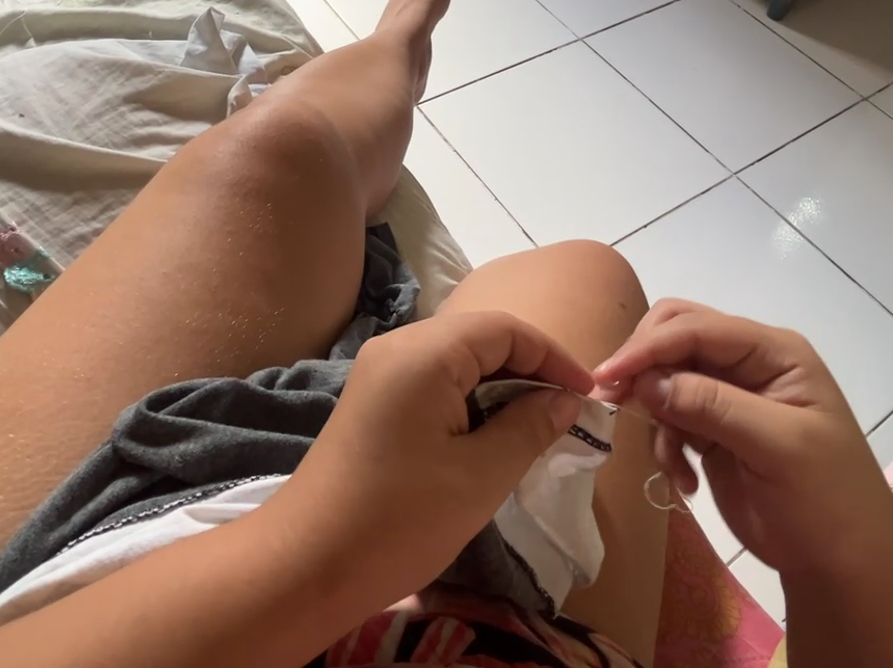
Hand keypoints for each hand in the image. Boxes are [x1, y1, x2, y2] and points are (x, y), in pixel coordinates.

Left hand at [267, 311, 591, 609]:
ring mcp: (380, 370)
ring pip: (456, 359)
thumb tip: (564, 399)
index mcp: (423, 353)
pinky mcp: (373, 396)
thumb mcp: (479, 477)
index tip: (585, 395)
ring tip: (534, 426)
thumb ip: (528, 427)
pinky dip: (468, 397)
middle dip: (526, 370)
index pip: (502, 329)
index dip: (551, 356)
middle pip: (478, 337)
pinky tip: (489, 432)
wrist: (307, 563)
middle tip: (564, 413)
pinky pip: (432, 379)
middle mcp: (398, 346)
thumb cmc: (400, 519)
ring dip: (498, 385)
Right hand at [592, 299, 892, 578]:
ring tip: (670, 464)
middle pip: (674, 336)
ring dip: (655, 417)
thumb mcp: (779, 448)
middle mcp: (746, 362)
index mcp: (772, 351)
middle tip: (613, 399)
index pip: (696, 328)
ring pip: (663, 376)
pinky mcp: (710, 427)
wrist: (843, 570)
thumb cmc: (828, 502)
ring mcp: (727, 394)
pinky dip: (664, 445)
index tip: (608, 376)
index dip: (649, 346)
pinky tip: (684, 480)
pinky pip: (666, 416)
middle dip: (642, 366)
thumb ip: (712, 405)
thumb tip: (644, 380)